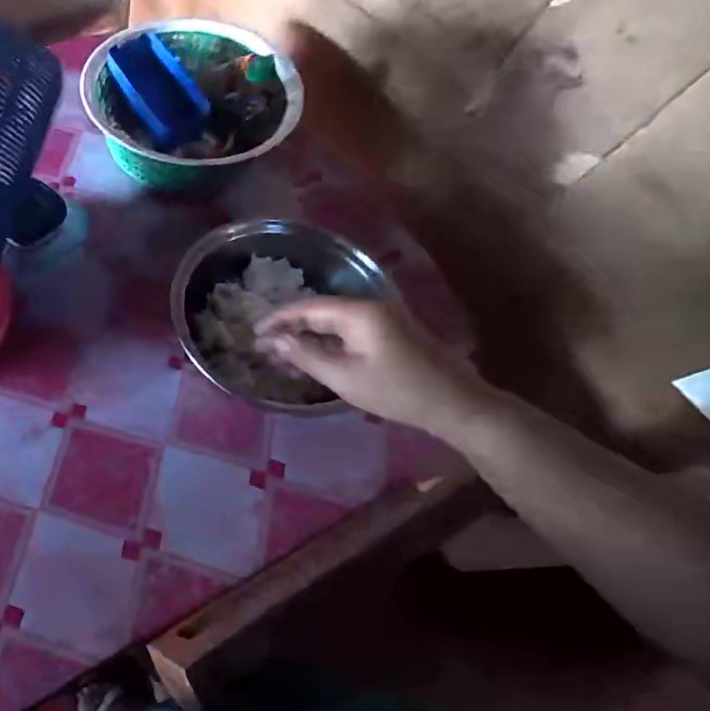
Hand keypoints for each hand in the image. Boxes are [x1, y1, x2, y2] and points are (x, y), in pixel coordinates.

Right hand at [256, 297, 495, 437]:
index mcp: (358, 312)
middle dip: (289, 329)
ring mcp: (382, 319)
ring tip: (281, 357)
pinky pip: (348, 332)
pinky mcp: (389, 333)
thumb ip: (306, 355)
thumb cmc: (397, 391)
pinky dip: (326, 343)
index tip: (254, 334)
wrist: (455, 404)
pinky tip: (312, 359)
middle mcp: (370, 307)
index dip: (277, 319)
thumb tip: (275, 340)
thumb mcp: (344, 377)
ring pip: (333, 323)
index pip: (306, 307)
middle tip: (264, 349)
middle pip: (319, 312)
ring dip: (306, 337)